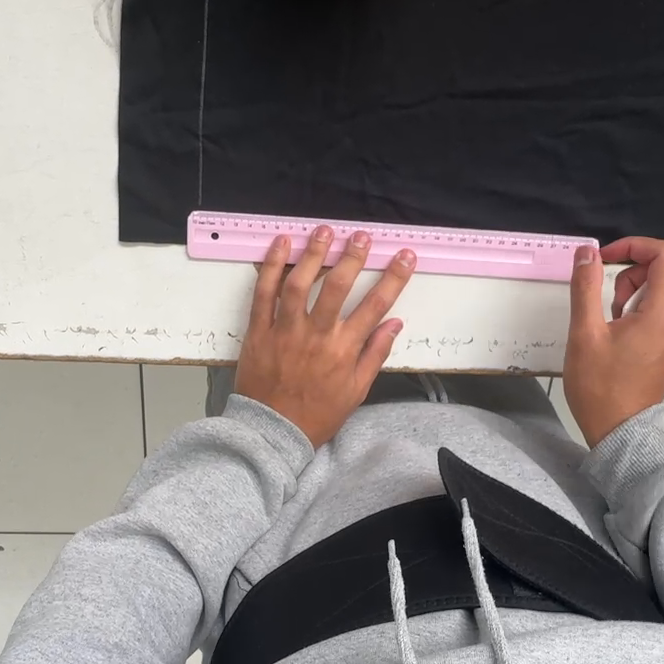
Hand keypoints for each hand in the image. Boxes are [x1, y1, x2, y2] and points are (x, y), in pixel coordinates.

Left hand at [235, 225, 415, 446]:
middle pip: (338, 286)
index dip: (394, 278)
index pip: (376, 306)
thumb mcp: (357, 391)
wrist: (273, 433)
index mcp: (344, 351)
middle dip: (353, 256)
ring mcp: (285, 331)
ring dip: (313, 253)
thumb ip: (375, 355)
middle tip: (361, 236)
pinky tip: (281, 244)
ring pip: (300, 283)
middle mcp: (317, 336)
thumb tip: (395, 323)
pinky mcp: (258, 331)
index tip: (405, 256)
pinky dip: (271, 266)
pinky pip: (263, 293)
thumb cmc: (317, 415)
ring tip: (324, 231)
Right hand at [562, 236, 663, 447]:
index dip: (634, 246)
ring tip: (611, 317)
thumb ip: (586, 287)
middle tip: (605, 296)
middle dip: (633, 270)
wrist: (618, 430)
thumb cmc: (599, 386)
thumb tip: (587, 252)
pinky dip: (645, 306)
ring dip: (637, 289)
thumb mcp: (585, 333)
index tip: (604, 258)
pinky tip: (622, 330)